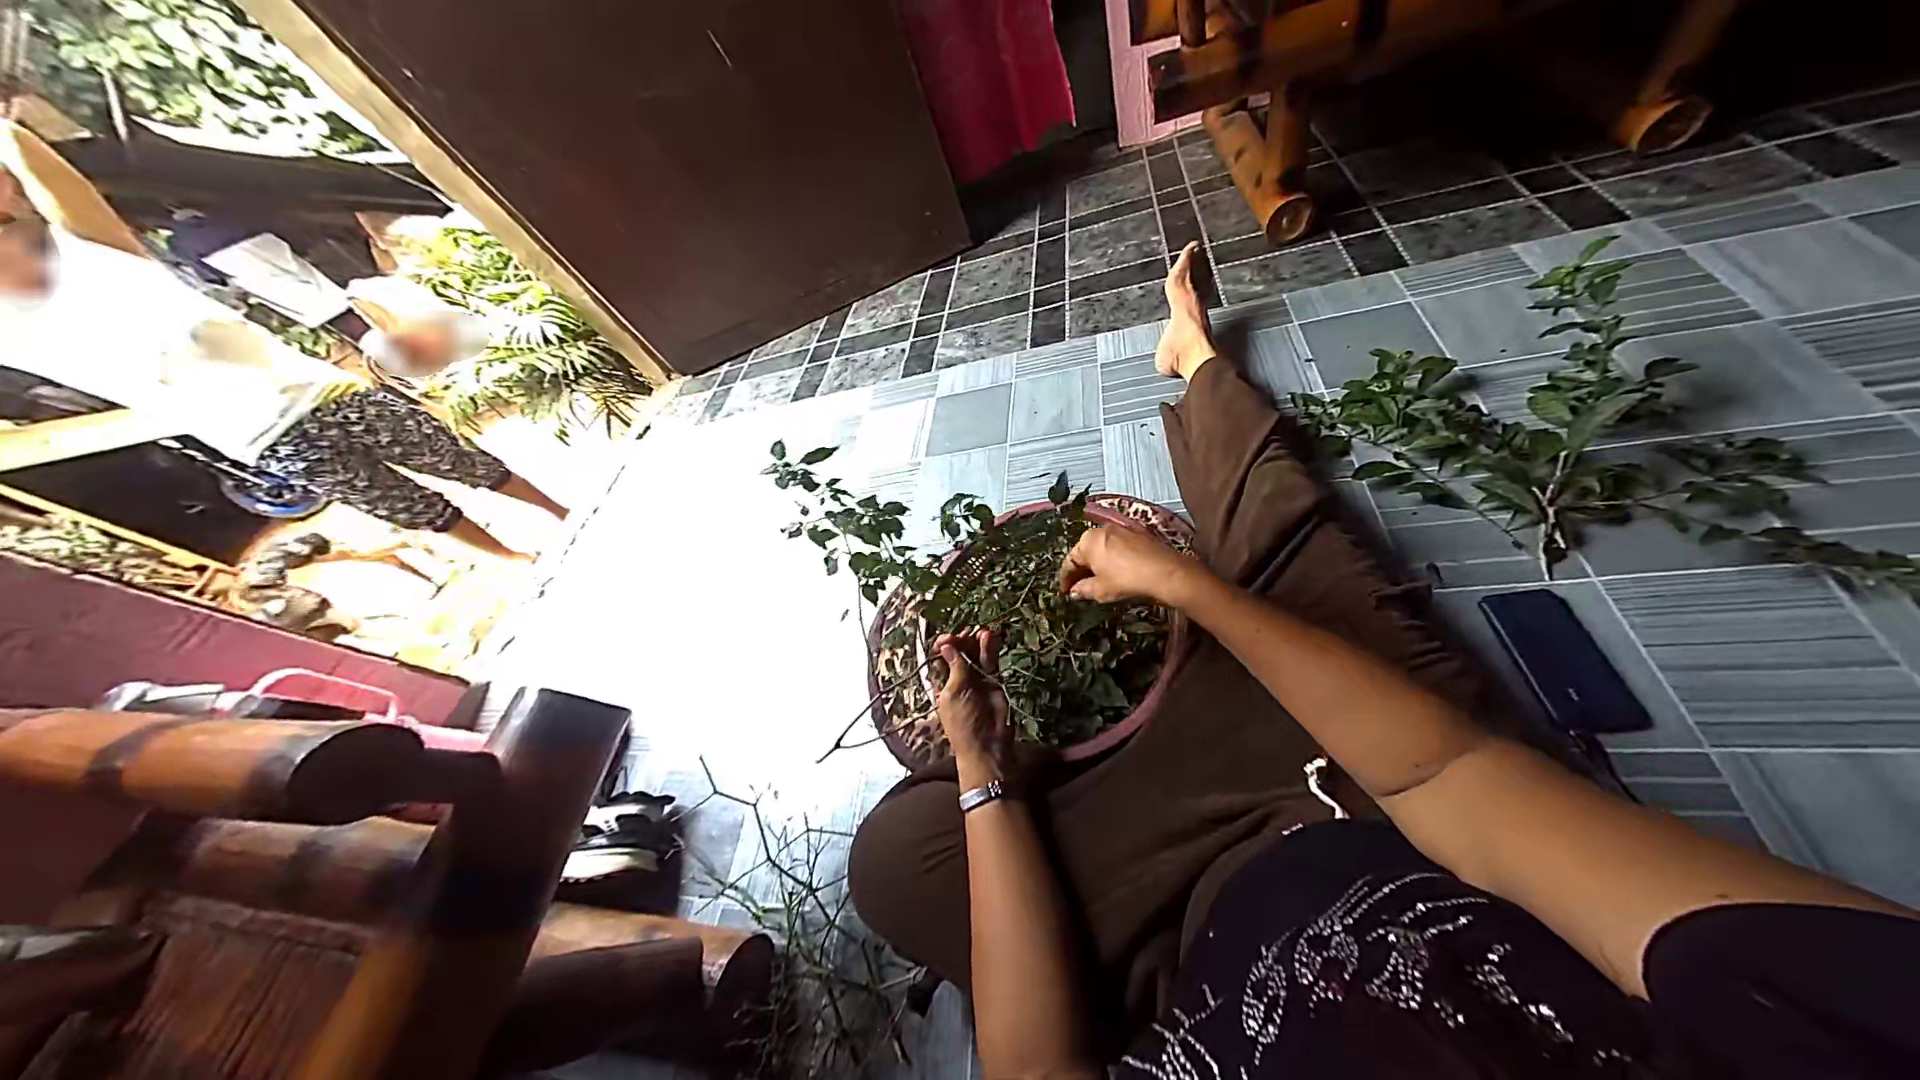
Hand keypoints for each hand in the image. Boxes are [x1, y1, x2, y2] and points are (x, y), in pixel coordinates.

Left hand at [935, 629, 1009, 768]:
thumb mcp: (954, 693)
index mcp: (943, 683)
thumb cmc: (963, 722)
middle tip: (969, 631)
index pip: (942, 658)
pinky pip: (991, 662)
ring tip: (982, 631)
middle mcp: (960, 679)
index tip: (949, 638)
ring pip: (977, 656)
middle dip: (964, 641)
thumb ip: (955, 667)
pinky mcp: (994, 682)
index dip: (945, 646)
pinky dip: (990, 650)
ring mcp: (978, 680)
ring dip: (978, 643)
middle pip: (961, 654)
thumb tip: (948, 644)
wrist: (987, 746)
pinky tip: (989, 637)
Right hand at [1058, 525, 1201, 605]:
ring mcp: (1120, 530)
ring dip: (1097, 563)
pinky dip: (1113, 558)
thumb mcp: (1100, 590)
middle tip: (1079, 587)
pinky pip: (1117, 547)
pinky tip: (1117, 572)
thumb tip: (1074, 591)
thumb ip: (1083, 589)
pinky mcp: (1137, 534)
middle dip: (1081, 570)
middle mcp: (1101, 531)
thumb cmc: (1127, 580)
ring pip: (1102, 548)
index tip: (1064, 591)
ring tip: (1098, 581)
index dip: (1065, 579)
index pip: (1070, 561)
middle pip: (1085, 552)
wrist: (1165, 572)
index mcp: (1087, 542)